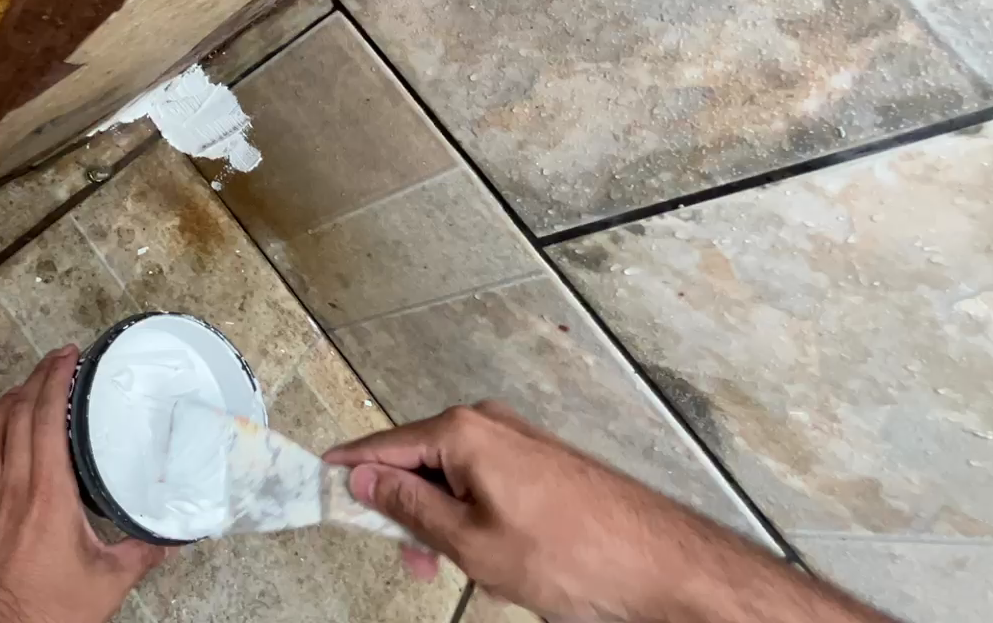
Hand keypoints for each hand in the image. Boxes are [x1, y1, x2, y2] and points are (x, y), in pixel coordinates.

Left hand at [0, 345, 168, 622]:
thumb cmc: (49, 613)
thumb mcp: (107, 584)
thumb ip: (142, 552)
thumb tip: (174, 534)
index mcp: (47, 491)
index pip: (46, 416)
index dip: (55, 379)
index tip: (68, 356)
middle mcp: (11, 486)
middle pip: (16, 414)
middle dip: (34, 379)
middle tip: (54, 362)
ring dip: (4, 406)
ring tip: (22, 391)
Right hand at [324, 402, 890, 622]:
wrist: (672, 571)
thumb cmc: (568, 557)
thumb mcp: (471, 544)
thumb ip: (408, 508)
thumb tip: (362, 478)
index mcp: (460, 430)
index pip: (385, 444)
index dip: (351, 465)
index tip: (320, 475)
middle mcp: (484, 420)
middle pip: (419, 457)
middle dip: (404, 505)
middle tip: (404, 557)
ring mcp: (516, 437)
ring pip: (452, 470)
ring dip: (439, 513)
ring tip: (450, 565)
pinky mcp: (541, 459)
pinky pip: (484, 475)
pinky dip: (470, 508)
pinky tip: (485, 547)